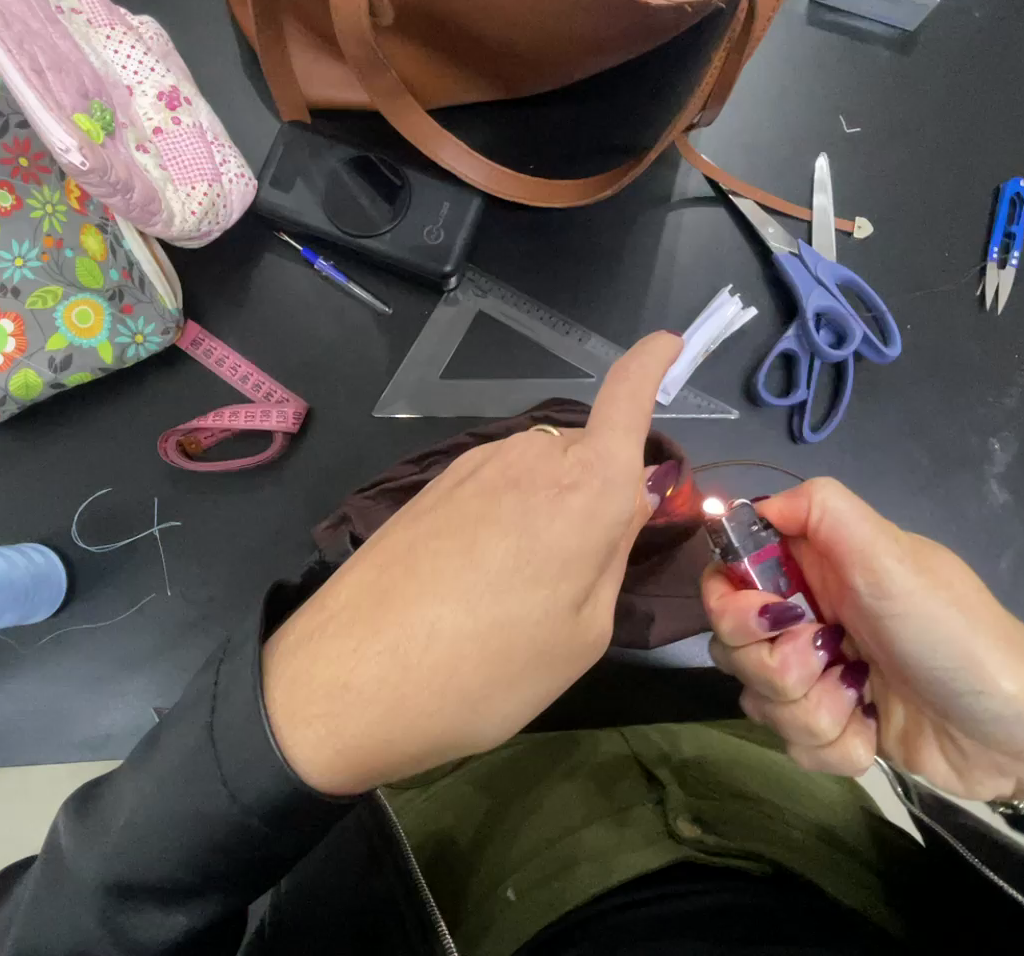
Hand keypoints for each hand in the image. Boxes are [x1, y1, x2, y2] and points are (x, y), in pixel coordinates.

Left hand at [263, 333, 684, 795]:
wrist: (352, 678)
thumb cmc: (490, 671)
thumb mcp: (583, 632)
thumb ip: (614, 550)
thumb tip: (632, 496)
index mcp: (585, 487)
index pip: (627, 397)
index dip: (652, 363)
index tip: (670, 344)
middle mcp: (531, 457)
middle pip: (586, 450)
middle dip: (599, 490)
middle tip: (580, 568)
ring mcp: (474, 465)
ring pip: (540, 468)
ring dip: (549, 506)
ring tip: (518, 587)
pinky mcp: (433, 484)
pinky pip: (497, 482)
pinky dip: (508, 513)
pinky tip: (475, 576)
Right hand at [703, 478, 1023, 801]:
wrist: (1023, 736)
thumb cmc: (953, 635)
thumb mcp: (892, 557)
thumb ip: (822, 509)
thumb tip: (747, 504)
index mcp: (811, 568)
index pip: (726, 575)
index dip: (730, 601)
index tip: (768, 618)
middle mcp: (804, 616)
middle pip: (731, 642)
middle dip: (775, 665)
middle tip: (829, 660)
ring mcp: (815, 674)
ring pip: (757, 696)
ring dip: (809, 711)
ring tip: (862, 704)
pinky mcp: (831, 725)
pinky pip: (789, 741)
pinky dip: (830, 746)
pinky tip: (870, 736)